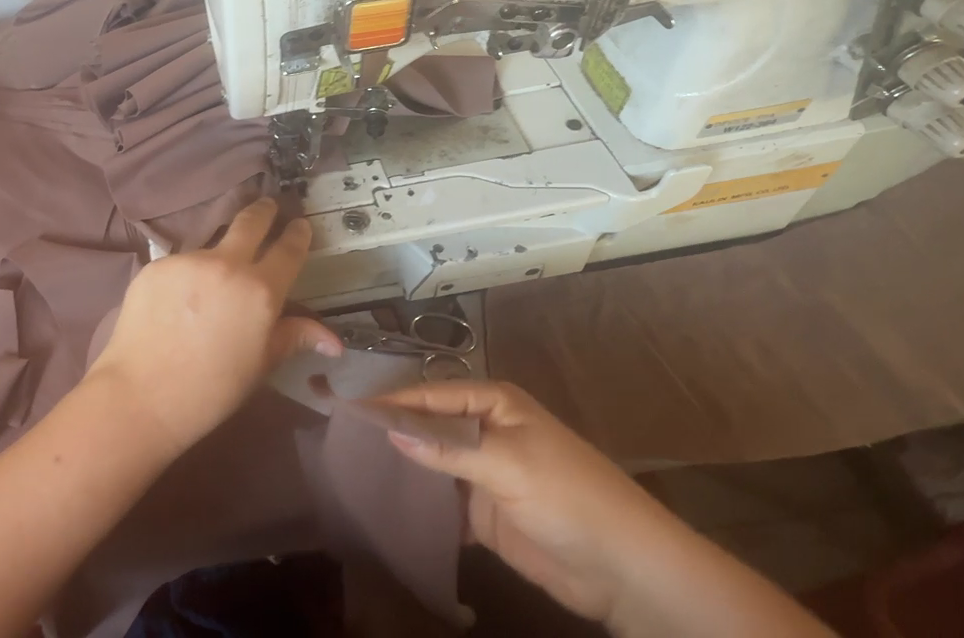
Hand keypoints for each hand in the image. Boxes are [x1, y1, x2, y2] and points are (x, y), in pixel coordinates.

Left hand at [86, 198, 340, 454]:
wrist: (142, 395)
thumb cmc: (211, 390)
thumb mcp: (260, 364)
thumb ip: (293, 338)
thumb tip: (335, 341)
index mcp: (261, 290)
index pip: (288, 250)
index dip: (297, 234)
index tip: (301, 224)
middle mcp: (227, 265)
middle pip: (250, 222)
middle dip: (263, 211)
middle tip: (268, 205)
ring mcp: (187, 260)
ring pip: (212, 243)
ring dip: (221, 251)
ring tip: (216, 272)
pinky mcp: (156, 265)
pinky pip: (181, 262)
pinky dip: (188, 274)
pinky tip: (181, 297)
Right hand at [375, 381, 688, 622]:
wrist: (625, 569)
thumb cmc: (569, 495)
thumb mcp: (507, 463)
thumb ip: (448, 447)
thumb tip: (389, 430)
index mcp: (494, 404)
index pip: (431, 395)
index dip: (391, 401)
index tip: (345, 408)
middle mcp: (485, 431)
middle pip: (428, 426)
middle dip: (390, 433)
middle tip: (338, 438)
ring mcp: (483, 473)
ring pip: (431, 464)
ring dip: (401, 469)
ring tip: (349, 471)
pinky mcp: (483, 514)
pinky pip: (441, 504)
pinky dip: (418, 506)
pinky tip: (384, 509)